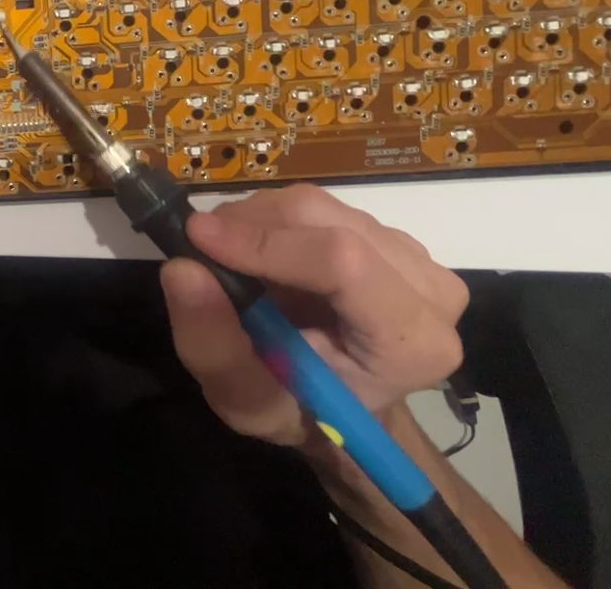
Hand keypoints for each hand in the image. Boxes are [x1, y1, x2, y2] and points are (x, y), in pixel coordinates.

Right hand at [160, 184, 468, 447]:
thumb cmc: (292, 406)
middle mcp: (430, 290)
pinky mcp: (386, 234)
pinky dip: (266, 218)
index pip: (343, 263)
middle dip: (245, 227)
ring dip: (251, 221)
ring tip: (230, 261)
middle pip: (322, 221)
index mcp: (412, 342)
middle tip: (201, 254)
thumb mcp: (240, 396)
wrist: (330, 400)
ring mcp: (411, 255)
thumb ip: (211, 340)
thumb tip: (181, 268)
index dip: (263, 242)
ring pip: (312, 204)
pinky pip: (313, 204)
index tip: (196, 237)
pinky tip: (258, 252)